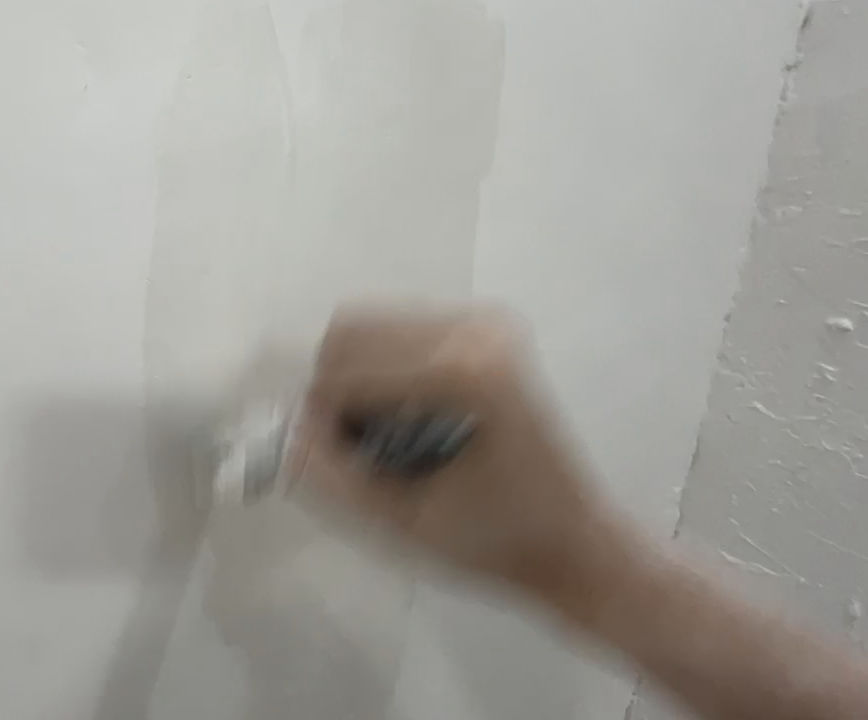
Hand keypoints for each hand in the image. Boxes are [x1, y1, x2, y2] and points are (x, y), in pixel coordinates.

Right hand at [289, 305, 635, 613]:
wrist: (582, 546)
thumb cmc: (497, 543)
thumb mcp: (403, 522)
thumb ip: (335, 476)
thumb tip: (285, 433)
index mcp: (467, 374)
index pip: (349, 369)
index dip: (325, 414)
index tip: (328, 453)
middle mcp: (477, 331)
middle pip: (351, 331)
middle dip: (335, 388)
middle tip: (350, 440)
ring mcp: (485, 321)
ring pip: (366, 324)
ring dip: (353, 375)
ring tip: (379, 426)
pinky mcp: (487, 324)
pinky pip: (395, 327)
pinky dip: (377, 365)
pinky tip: (402, 406)